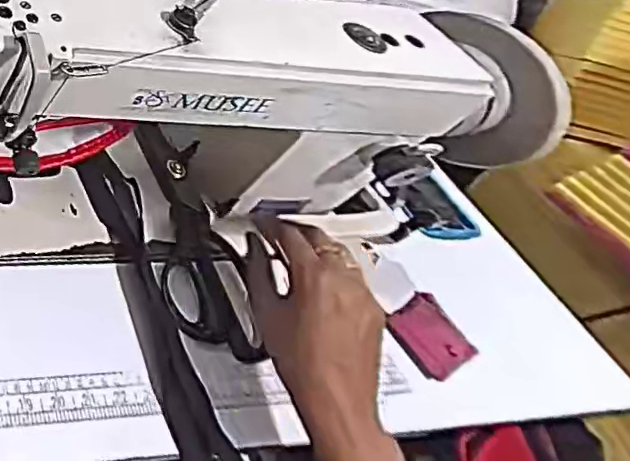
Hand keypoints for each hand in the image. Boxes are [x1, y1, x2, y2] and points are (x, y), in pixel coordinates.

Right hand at [244, 219, 399, 460]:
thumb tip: (254, 248)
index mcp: (315, 275)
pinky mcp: (375, 310)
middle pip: (318, 235)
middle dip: (294, 230)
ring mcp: (363, 294)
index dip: (269, 224)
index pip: (289, 232)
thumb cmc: (304, 367)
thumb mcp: (266, 311)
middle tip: (276, 234)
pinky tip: (322, 280)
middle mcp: (344, 279)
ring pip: (339, 252)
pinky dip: (336, 268)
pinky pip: (354, 274)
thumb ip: (257, 269)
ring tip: (298, 255)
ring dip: (317, 247)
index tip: (260, 225)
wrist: (338, 403)